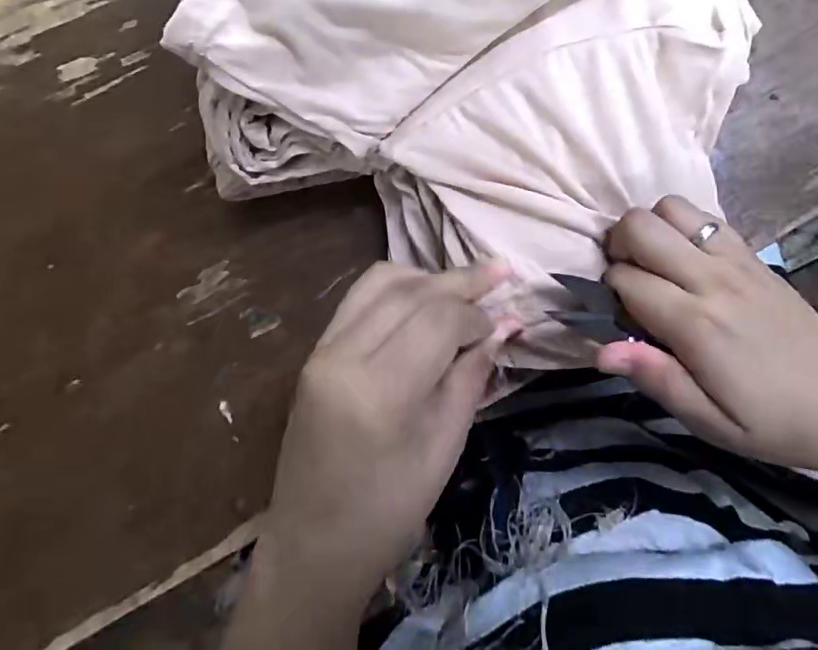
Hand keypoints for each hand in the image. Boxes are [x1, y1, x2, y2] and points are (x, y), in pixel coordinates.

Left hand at [259, 261, 514, 607]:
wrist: (312, 545)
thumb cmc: (389, 511)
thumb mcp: (445, 446)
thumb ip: (472, 375)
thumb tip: (505, 323)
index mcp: (379, 392)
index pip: (438, 319)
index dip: (476, 314)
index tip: (502, 323)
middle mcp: (343, 356)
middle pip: (412, 292)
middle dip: (461, 282)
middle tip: (500, 273)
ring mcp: (322, 350)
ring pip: (382, 282)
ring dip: (428, 277)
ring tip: (464, 285)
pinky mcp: (314, 351)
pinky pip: (359, 297)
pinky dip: (397, 287)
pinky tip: (424, 297)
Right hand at [596, 196, 817, 483]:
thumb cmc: (773, 423)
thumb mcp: (711, 423)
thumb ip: (656, 379)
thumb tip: (600, 350)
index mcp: (697, 324)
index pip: (626, 278)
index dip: (608, 290)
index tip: (617, 313)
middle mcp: (713, 279)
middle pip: (640, 225)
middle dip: (617, 244)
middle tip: (625, 278)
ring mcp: (737, 260)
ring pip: (671, 207)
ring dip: (650, 228)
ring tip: (653, 263)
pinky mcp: (754, 255)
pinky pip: (705, 217)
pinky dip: (682, 226)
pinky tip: (688, 260)